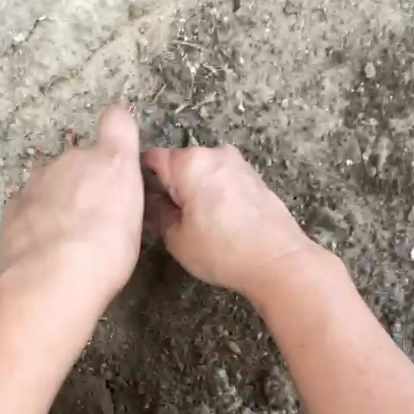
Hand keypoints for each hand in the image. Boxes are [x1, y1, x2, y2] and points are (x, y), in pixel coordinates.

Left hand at [0, 104, 143, 312]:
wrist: (51, 280)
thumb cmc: (105, 254)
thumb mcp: (133, 225)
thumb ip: (123, 194)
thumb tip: (113, 190)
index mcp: (111, 161)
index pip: (118, 121)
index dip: (119, 131)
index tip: (119, 148)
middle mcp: (72, 159)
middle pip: (82, 159)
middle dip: (86, 182)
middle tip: (92, 220)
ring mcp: (38, 179)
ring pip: (53, 181)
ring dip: (58, 199)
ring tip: (64, 238)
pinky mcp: (14, 203)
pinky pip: (29, 202)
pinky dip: (35, 217)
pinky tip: (41, 244)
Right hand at [142, 144, 323, 299]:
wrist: (276, 260)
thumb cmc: (223, 251)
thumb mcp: (177, 238)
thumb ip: (157, 214)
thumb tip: (148, 202)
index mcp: (189, 163)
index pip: (152, 158)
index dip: (141, 178)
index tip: (138, 199)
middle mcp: (215, 154)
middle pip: (180, 165)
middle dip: (172, 188)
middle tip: (169, 221)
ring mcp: (238, 164)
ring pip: (204, 174)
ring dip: (196, 193)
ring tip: (198, 226)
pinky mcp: (254, 178)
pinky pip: (224, 182)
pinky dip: (216, 197)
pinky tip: (219, 224)